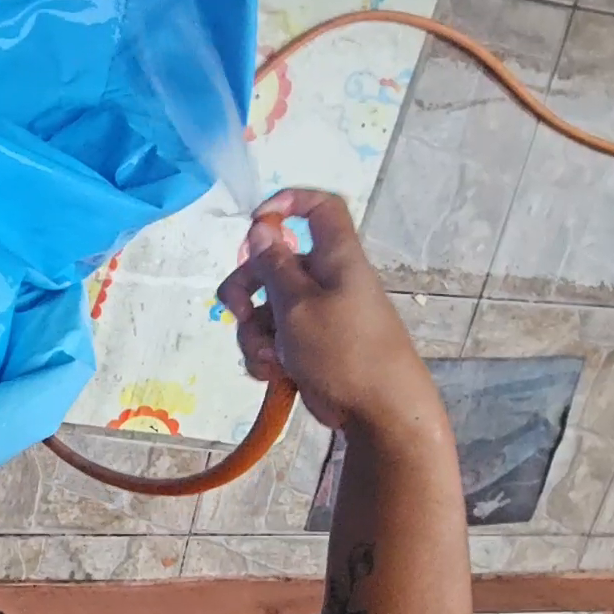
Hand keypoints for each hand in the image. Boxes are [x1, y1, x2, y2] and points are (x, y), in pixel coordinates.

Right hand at [216, 188, 439, 431]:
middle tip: (239, 315)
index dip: (287, 204)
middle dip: (245, 291)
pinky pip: (268, 340)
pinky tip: (273, 373)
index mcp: (334, 259)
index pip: (319, 209)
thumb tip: (259, 227)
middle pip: (270, 266)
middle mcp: (323, 281)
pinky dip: (263, 355)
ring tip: (269, 358)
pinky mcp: (303, 345)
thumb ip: (273, 266)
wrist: (375, 409)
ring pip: (261, 310)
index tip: (254, 223)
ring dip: (252, 335)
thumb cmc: (343, 350)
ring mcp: (313, 315)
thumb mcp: (298, 305)